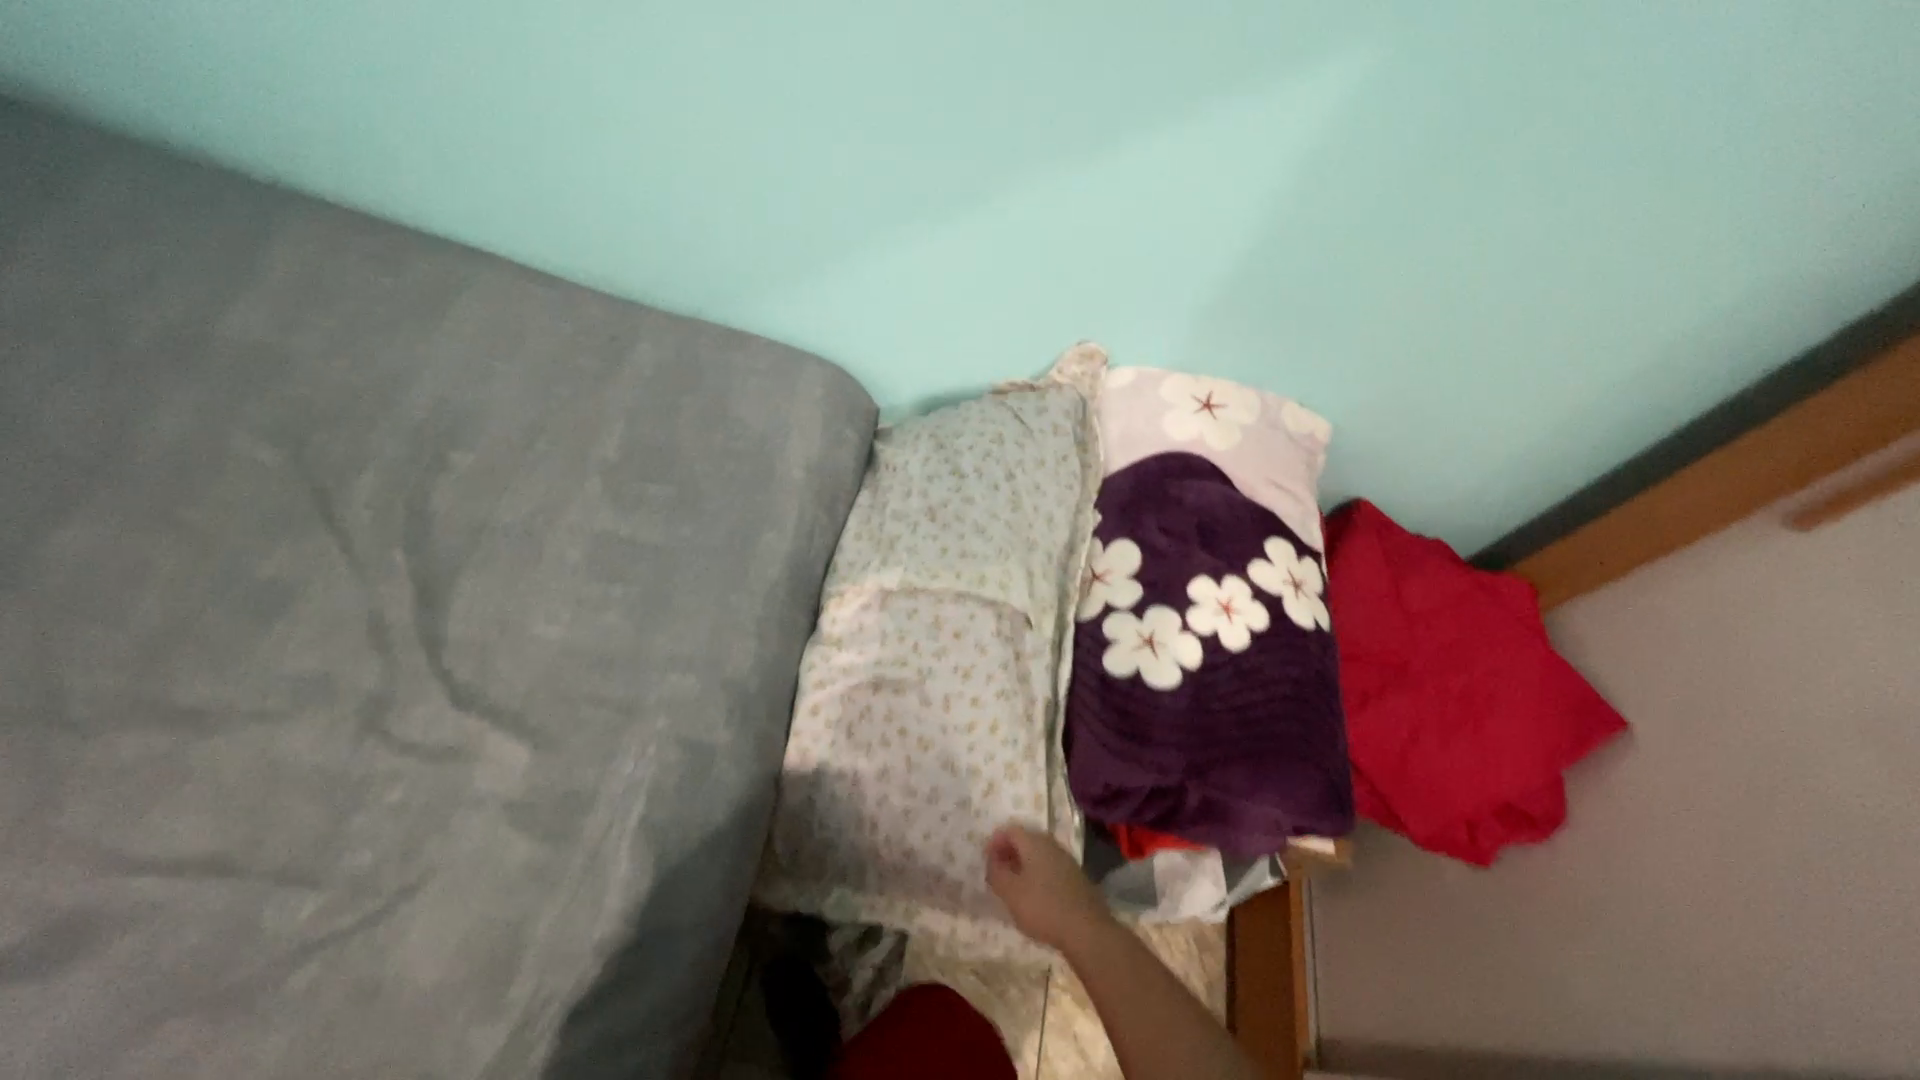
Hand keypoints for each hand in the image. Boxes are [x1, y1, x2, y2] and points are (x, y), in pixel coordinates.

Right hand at [983, 822, 1114, 950]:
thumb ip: (996, 872)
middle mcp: (1052, 845)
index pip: (1010, 830)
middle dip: (1009, 852)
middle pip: (1026, 839)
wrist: (1086, 929)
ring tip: (1014, 886)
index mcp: (1034, 843)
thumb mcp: (1010, 893)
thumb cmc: (1043, 907)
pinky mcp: (1076, 877)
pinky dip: (1037, 874)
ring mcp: (1067, 860)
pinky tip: (1035, 895)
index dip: (995, 842)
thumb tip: (992, 859)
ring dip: (1023, 864)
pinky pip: (1050, 867)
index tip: (986, 860)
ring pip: (1039, 854)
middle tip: (998, 872)